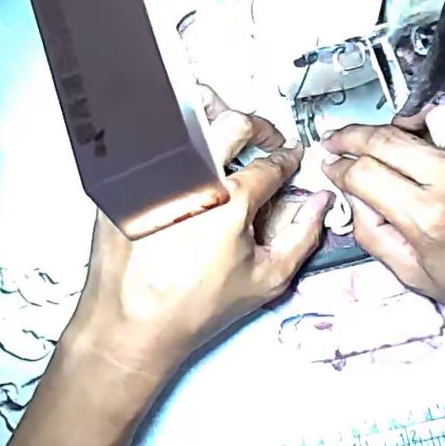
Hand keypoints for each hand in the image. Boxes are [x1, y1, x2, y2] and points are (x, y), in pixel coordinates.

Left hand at [63, 107, 331, 397]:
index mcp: (229, 203)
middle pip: (233, 124)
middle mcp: (190, 182)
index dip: (288, 158)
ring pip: (188, 122)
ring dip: (216, 120)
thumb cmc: (193, 308)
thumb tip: (320, 203)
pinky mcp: (124, 182)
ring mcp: (153, 177)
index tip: (290, 158)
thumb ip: (303, 235)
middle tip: (267, 139)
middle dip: (260, 127)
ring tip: (227, 137)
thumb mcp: (267, 279)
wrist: (132, 325)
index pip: (270, 163)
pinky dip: (177, 141)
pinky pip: (154, 144)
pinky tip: (189, 158)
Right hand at [321, 90, 444, 349]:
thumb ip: (380, 239)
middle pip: (387, 138)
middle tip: (338, 139)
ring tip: (395, 133)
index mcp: (429, 219)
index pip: (364, 174)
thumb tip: (355, 204)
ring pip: (431, 115)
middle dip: (351, 136)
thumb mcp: (426, 283)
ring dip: (403, 121)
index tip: (331, 165)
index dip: (338, 167)